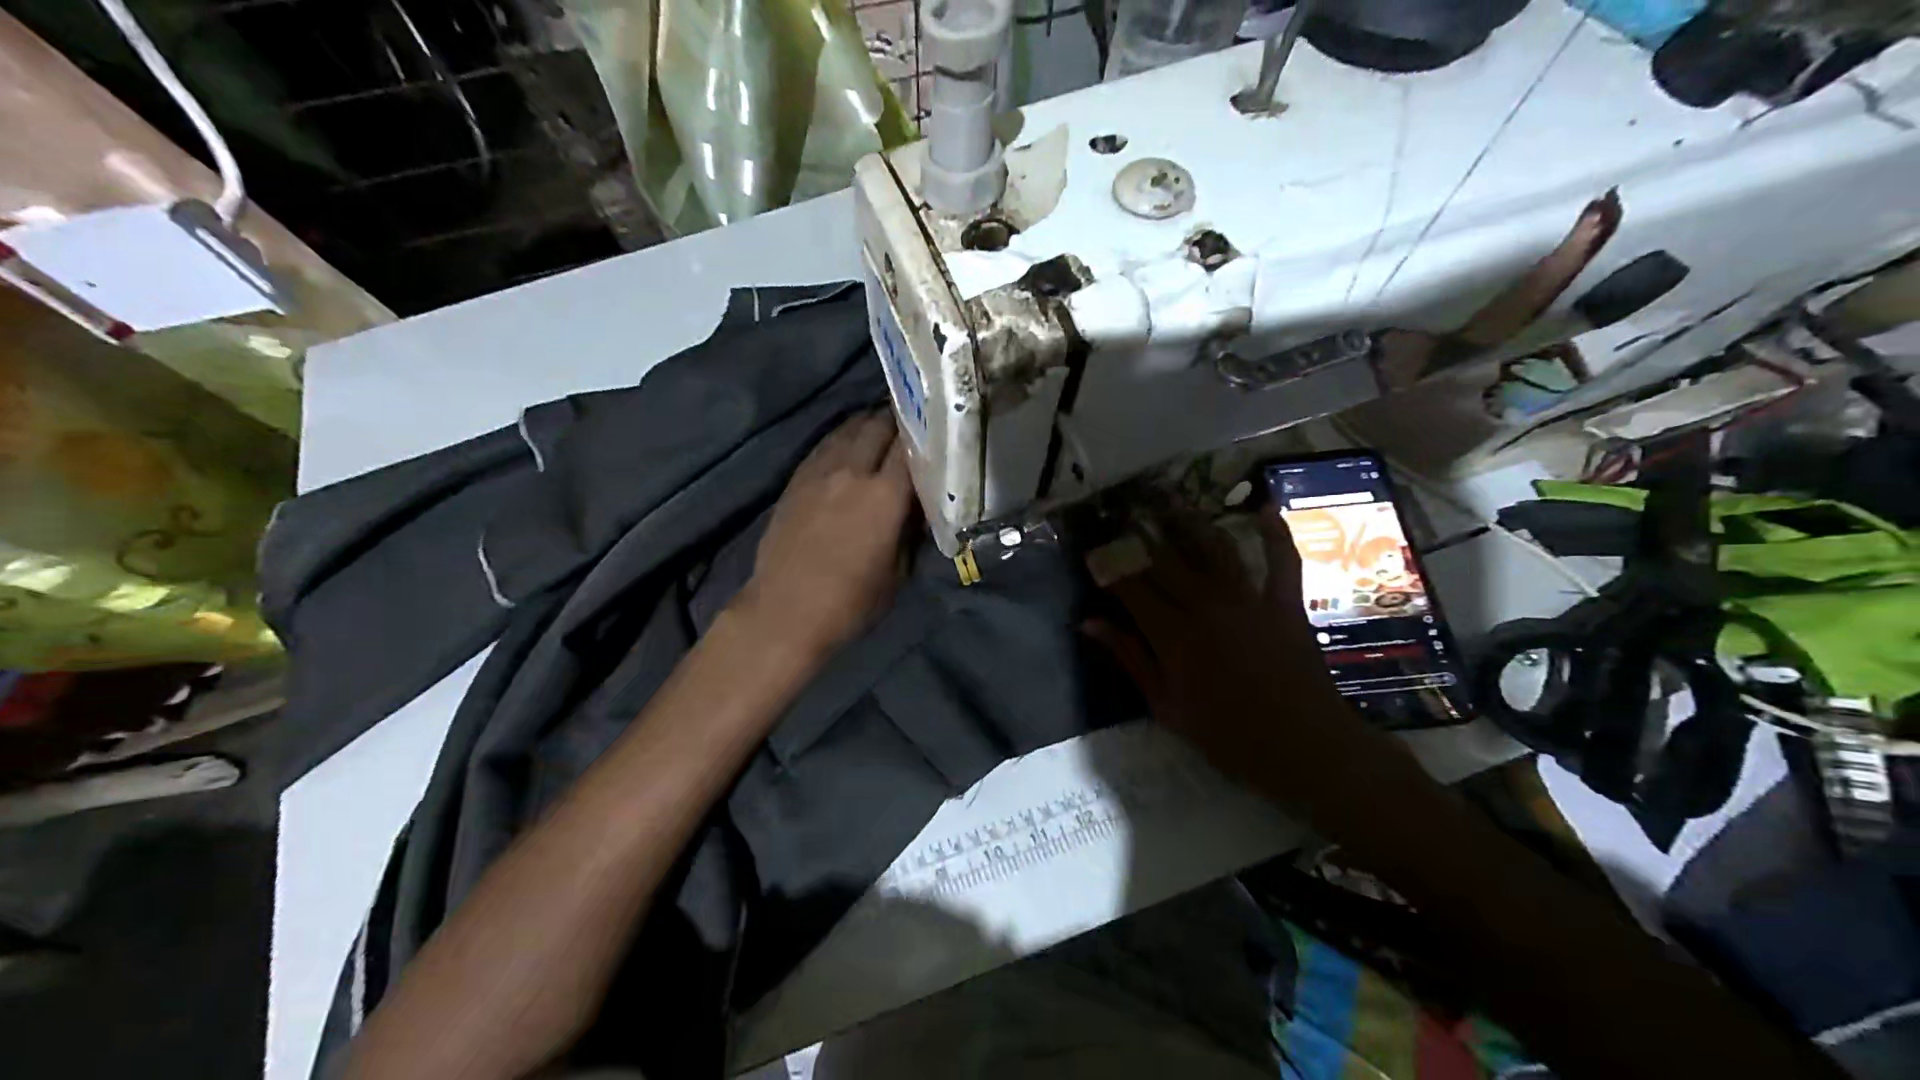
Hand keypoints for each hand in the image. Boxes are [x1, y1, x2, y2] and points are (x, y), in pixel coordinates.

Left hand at [737, 411, 916, 654]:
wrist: (785, 611)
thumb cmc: (851, 602)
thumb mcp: (898, 573)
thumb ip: (911, 532)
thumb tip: (918, 508)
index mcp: (885, 496)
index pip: (911, 446)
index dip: (926, 434)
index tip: (937, 430)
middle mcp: (853, 472)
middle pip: (878, 426)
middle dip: (898, 420)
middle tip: (912, 425)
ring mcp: (820, 472)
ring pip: (849, 428)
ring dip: (868, 423)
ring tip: (882, 426)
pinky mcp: (796, 479)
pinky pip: (824, 444)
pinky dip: (842, 436)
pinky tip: (848, 442)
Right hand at [1087, 506, 1344, 772]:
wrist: (1303, 748)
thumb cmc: (1227, 736)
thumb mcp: (1165, 705)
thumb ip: (1129, 657)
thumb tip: (1088, 623)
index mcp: (1173, 633)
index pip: (1130, 587)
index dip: (1107, 565)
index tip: (1092, 550)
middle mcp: (1207, 604)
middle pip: (1165, 559)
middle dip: (1139, 534)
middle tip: (1123, 514)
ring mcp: (1249, 599)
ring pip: (1214, 547)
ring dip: (1190, 522)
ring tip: (1171, 502)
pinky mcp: (1285, 603)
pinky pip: (1282, 560)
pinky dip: (1274, 533)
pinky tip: (1263, 508)